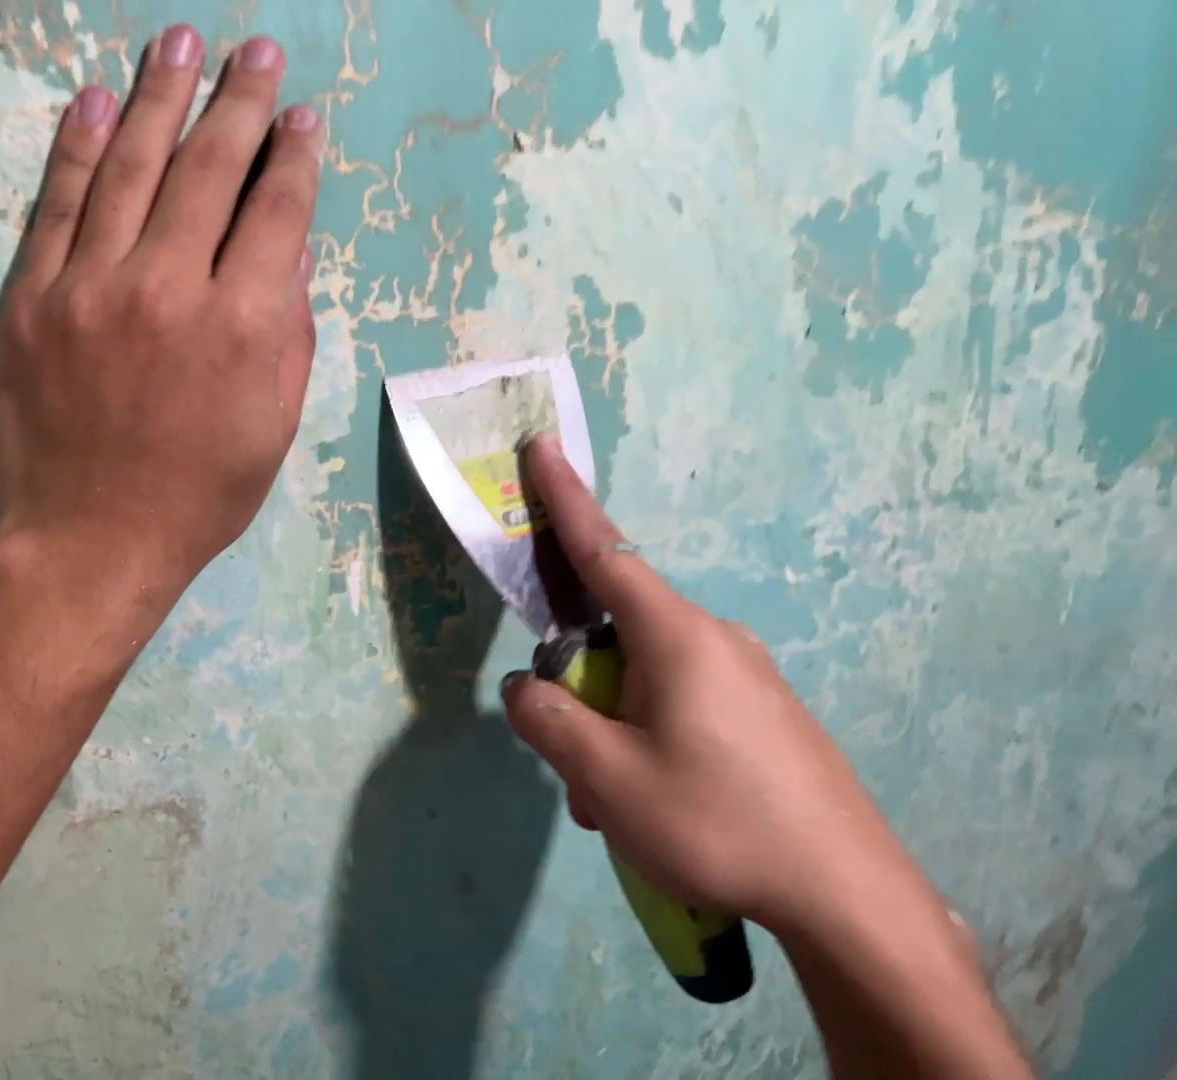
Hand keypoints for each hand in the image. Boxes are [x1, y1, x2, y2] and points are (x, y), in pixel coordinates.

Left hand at [0, 26, 321, 591]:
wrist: (90, 542)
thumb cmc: (196, 498)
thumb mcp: (273, 429)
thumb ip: (287, 334)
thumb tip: (289, 253)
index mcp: (239, 326)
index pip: (277, 212)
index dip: (295, 157)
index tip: (303, 119)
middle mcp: (167, 289)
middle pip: (208, 170)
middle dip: (239, 103)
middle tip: (255, 55)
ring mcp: (90, 289)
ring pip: (131, 170)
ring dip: (159, 98)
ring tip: (180, 42)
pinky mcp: (32, 303)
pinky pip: (57, 209)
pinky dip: (78, 151)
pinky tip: (97, 104)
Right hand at [500, 437, 927, 934]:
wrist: (853, 902)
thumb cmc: (719, 824)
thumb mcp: (606, 778)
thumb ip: (547, 719)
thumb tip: (523, 688)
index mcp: (675, 638)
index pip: (602, 551)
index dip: (564, 498)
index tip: (542, 445)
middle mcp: (714, 641)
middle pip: (613, 637)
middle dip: (579, 690)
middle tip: (578, 769)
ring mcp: (746, 677)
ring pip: (642, 681)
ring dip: (610, 730)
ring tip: (618, 806)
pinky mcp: (764, 715)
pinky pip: (678, 705)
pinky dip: (645, 741)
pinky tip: (658, 804)